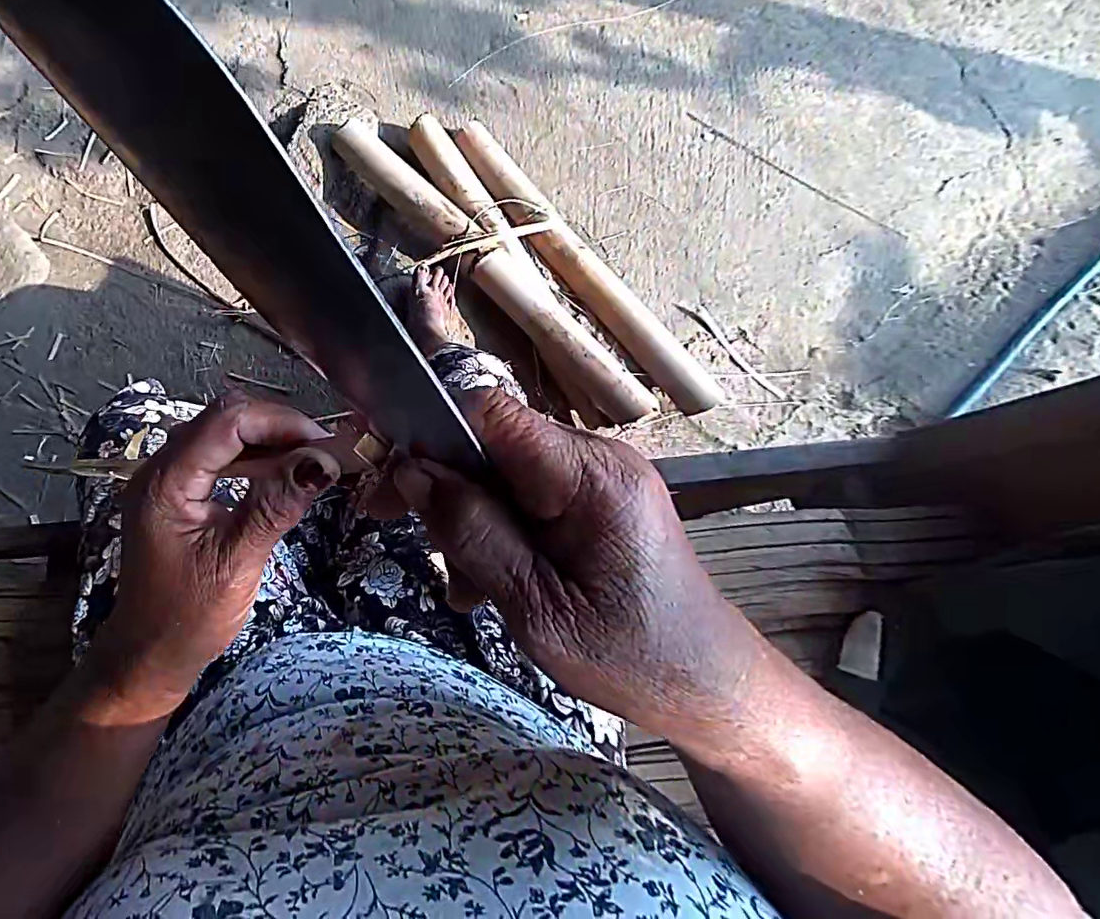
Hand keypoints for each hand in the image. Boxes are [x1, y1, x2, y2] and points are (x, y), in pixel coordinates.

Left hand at [89, 392, 339, 714]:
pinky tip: (283, 471)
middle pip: (225, 418)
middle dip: (278, 427)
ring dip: (270, 440)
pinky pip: (222, 455)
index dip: (280, 423)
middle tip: (323, 450)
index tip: (323, 443)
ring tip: (311, 458)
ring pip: (225, 432)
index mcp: (166, 482)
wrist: (148, 654)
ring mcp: (168, 476)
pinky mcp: (181, 489)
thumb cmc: (188, 618)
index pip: (227, 422)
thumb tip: (323, 461)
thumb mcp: (239, 562)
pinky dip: (256, 456)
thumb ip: (277, 504)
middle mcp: (160, 467)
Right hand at [392, 388, 763, 739]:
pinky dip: (493, 528)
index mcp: (592, 475)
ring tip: (465, 585)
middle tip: (400, 530)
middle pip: (489, 443)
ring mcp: (594, 474)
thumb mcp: (538, 610)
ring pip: (498, 471)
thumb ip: (473, 534)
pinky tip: (488, 579)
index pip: (492, 413)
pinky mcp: (590, 497)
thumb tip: (411, 472)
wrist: (711, 687)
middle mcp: (595, 457)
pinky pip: (522, 494)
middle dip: (441, 487)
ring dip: (465, 517)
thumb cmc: (634, 659)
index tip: (388, 476)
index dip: (431, 431)